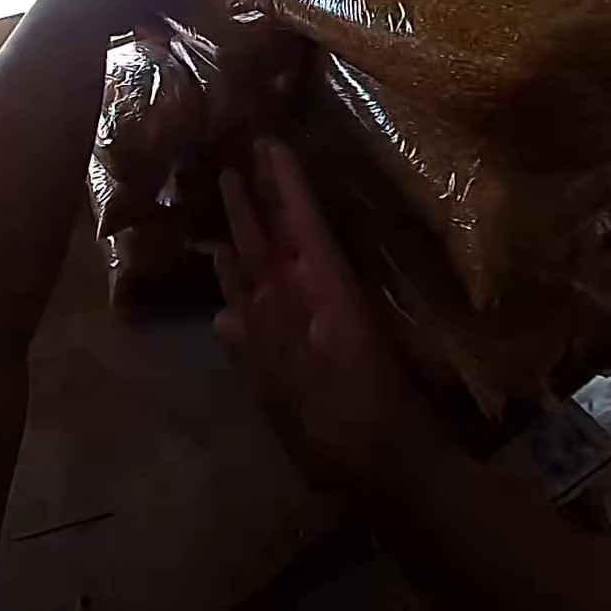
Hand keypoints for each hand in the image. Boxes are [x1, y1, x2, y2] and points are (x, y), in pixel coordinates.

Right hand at [214, 138, 440, 491]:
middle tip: (241, 145)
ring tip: (228, 180)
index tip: (268, 145)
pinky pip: (254, 301)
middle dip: (263, 190)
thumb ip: (270, 358)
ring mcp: (296, 316)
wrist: (389, 465)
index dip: (285, 185)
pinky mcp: (284, 341)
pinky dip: (236, 277)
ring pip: (265, 259)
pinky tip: (220, 256)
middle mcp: (310, 294)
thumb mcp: (316, 397)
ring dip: (248, 222)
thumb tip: (222, 316)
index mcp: (326, 294)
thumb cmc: (361, 429)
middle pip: (280, 232)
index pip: (302, 226)